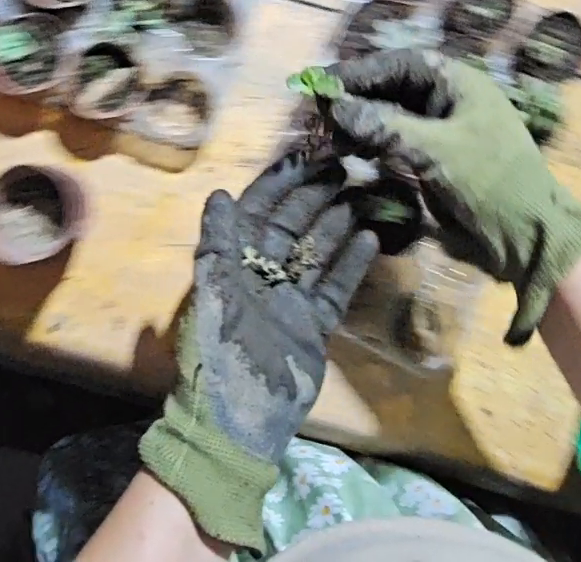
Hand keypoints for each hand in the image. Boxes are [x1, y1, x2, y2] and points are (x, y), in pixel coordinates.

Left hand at [139, 155, 378, 550]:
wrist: (238, 420)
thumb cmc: (218, 350)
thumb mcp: (212, 291)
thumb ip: (217, 241)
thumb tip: (221, 192)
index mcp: (233, 262)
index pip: (257, 212)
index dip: (277, 184)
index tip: (303, 159)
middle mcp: (261, 274)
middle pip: (290, 225)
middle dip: (313, 197)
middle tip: (342, 170)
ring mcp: (289, 299)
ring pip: (315, 251)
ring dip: (335, 224)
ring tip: (360, 197)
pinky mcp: (312, 325)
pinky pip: (334, 288)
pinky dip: (350, 265)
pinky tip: (368, 240)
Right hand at [327, 50, 580, 344]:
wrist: (526, 237)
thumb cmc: (490, 181)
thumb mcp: (435, 150)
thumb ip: (383, 126)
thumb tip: (336, 107)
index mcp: (459, 83)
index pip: (401, 64)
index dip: (361, 71)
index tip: (325, 82)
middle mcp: (449, 99)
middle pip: (392, 87)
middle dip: (356, 97)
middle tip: (319, 108)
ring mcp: (441, 130)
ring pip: (390, 115)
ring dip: (360, 122)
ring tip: (327, 132)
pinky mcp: (434, 158)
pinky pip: (395, 141)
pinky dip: (371, 143)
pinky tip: (347, 150)